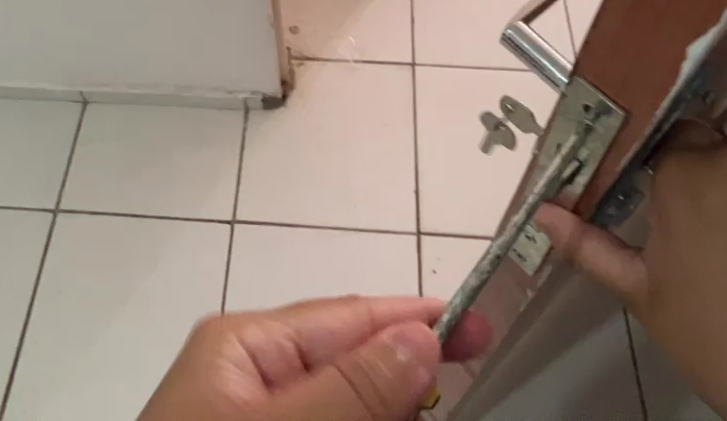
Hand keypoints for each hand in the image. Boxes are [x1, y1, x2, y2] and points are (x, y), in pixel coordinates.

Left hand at [137, 295, 490, 420]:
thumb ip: (351, 389)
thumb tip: (422, 334)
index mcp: (245, 348)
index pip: (348, 317)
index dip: (417, 318)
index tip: (481, 325)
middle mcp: (251, 379)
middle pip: (351, 364)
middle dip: (409, 376)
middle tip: (475, 382)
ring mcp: (258, 420)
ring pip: (347, 407)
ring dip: (390, 407)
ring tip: (435, 406)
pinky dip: (361, 420)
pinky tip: (395, 418)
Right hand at [535, 79, 726, 420]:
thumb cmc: (724, 344)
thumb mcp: (645, 297)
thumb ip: (589, 246)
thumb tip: (539, 211)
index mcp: (680, 178)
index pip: (668, 146)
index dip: (669, 169)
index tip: (671, 195)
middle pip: (714, 142)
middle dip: (709, 168)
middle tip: (718, 217)